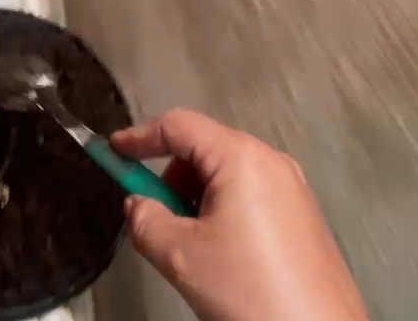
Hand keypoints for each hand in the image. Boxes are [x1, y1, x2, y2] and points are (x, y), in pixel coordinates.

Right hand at [110, 109, 367, 320]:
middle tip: (157, 214)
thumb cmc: (248, 290)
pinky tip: (222, 253)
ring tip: (191, 243)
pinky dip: (223, 208)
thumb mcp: (181, 257)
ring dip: (197, 195)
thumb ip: (145, 220)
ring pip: (226, 171)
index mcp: (240, 157)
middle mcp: (269, 159)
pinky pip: (250, 192)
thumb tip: (138, 205)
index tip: (113, 151)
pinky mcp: (304, 214)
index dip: (140, 136)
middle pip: (203, 146)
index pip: (178, 125)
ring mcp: (292, 186)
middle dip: (171, 175)